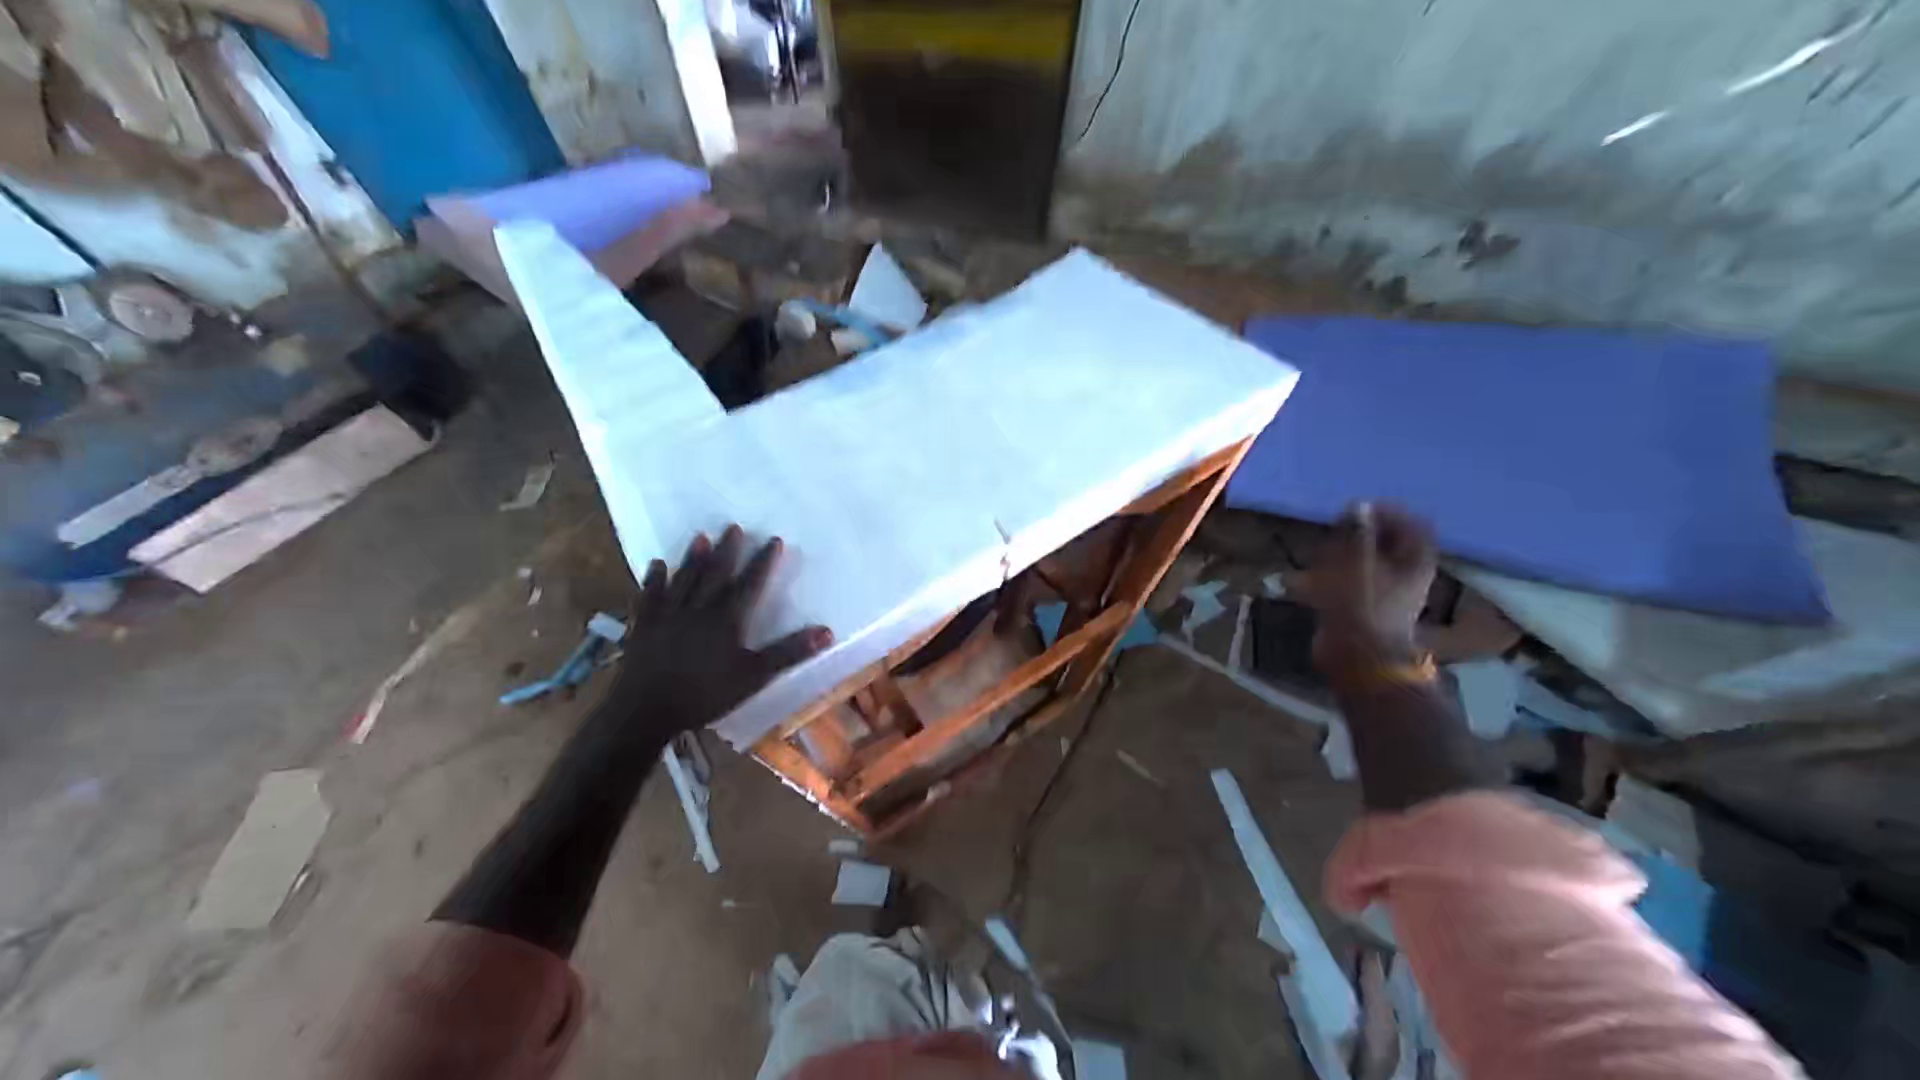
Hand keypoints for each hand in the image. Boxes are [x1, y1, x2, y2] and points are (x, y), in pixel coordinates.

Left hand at [604, 525, 832, 736]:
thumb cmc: (705, 695)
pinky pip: (650, 595)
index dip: (763, 562)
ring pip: (683, 579)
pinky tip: (657, 565)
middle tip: (733, 527)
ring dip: (693, 557)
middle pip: (715, 573)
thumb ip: (789, 652)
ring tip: (701, 537)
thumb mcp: (754, 676)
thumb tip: (827, 631)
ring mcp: (667, 615)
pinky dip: (654, 579)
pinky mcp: (644, 625)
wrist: (645, 710)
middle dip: (727, 550)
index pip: (750, 583)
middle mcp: (698, 608)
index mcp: (727, 619)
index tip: (773, 540)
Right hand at [1305, 502, 1437, 667]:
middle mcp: (1406, 576)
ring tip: (1319, 550)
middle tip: (1335, 528)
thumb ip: (1358, 532)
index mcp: (1416, 562)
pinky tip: (1309, 577)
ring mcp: (1385, 595)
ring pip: (1367, 564)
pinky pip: (1350, 584)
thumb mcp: (1357, 560)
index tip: (1358, 508)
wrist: (1357, 657)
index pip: (1412, 524)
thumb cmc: (1362, 604)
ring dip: (1342, 555)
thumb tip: (1358, 505)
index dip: (1388, 512)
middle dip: (1361, 533)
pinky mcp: (1363, 610)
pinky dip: (1331, 577)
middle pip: (1389, 544)